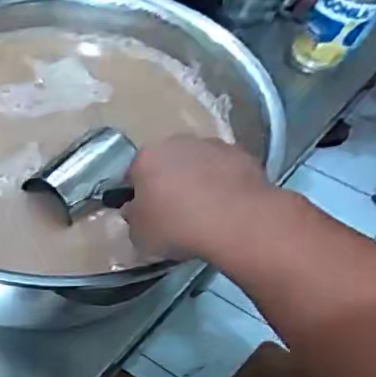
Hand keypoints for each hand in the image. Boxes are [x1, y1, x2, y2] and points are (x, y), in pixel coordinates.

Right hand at [123, 137, 280, 259]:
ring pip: (196, 163)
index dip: (135, 194)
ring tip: (199, 211)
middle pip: (166, 163)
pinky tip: (221, 207)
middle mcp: (178, 142)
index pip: (132, 174)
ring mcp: (213, 144)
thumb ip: (133, 217)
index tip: (140, 213)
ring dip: (194, 181)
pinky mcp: (243, 154)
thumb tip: (136, 210)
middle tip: (169, 211)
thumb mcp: (138, 234)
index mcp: (147, 157)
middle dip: (165, 182)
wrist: (235, 220)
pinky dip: (219, 184)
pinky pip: (222, 170)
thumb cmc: (175, 226)